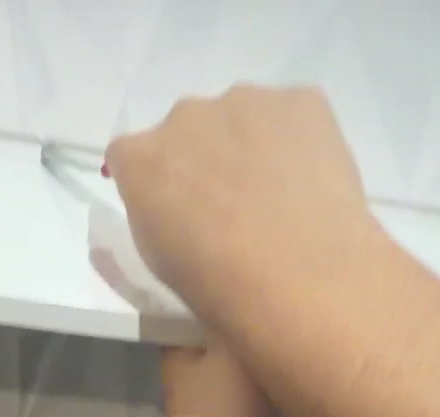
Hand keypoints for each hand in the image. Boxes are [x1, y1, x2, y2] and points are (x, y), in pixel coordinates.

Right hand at [106, 87, 382, 331]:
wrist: (303, 282)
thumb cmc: (220, 292)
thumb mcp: (160, 267)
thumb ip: (154, 221)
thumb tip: (167, 207)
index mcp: (142, 160)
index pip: (129, 157)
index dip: (151, 185)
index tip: (172, 215)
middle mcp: (186, 116)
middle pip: (186, 131)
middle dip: (201, 163)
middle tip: (231, 212)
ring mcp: (246, 102)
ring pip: (239, 119)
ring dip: (248, 149)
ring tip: (277, 202)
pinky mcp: (302, 100)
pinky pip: (291, 115)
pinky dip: (296, 143)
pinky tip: (310, 186)